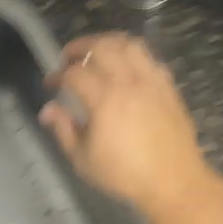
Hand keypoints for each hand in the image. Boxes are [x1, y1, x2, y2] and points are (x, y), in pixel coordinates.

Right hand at [40, 33, 214, 215]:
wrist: (174, 181)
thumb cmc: (125, 174)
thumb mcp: (83, 160)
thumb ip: (63, 130)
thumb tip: (48, 110)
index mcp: (104, 99)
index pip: (74, 73)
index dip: (57, 75)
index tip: (50, 84)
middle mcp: (128, 82)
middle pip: (101, 47)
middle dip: (79, 47)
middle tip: (68, 57)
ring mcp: (151, 81)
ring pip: (128, 44)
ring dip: (108, 42)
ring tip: (96, 52)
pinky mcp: (168, 86)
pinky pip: (149, 57)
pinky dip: (133, 54)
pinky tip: (126, 66)